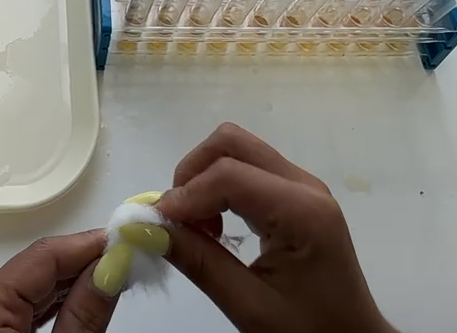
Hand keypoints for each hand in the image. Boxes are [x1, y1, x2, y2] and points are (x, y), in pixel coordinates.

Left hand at [0, 229, 119, 331]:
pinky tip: (87, 296)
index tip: (127, 237)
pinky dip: (60, 302)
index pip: (45, 256)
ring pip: (37, 288)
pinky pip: (29, 307)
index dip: (89, 244)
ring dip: (76, 280)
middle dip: (86, 261)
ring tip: (116, 271)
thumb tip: (111, 269)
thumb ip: (83, 316)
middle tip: (129, 254)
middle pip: (41, 268)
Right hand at [157, 123, 397, 332]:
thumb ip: (200, 262)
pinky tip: (216, 223)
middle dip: (193, 171)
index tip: (156, 223)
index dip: (185, 194)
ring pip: (237, 147)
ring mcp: (302, 184)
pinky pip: (247, 165)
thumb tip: (147, 229)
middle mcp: (304, 184)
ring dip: (204, 175)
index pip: (229, 175)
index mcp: (302, 211)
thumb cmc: (309, 332)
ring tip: (197, 226)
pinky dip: (219, 183)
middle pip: (231, 142)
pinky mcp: (296, 192)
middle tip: (177, 219)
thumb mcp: (251, 308)